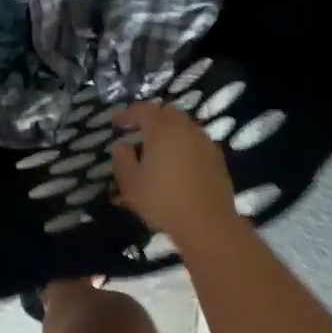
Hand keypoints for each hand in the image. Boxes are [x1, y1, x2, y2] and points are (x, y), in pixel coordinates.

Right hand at [111, 101, 235, 239]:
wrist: (206, 221)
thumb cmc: (162, 201)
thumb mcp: (131, 184)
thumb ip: (122, 161)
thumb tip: (121, 146)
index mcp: (162, 130)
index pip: (142, 111)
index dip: (127, 113)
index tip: (115, 120)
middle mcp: (185, 128)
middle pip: (166, 113)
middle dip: (149, 117)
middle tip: (136, 128)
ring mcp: (204, 141)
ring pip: (182, 126)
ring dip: (167, 130)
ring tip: (155, 144)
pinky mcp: (216, 156)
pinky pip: (194, 141)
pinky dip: (181, 143)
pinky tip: (175, 159)